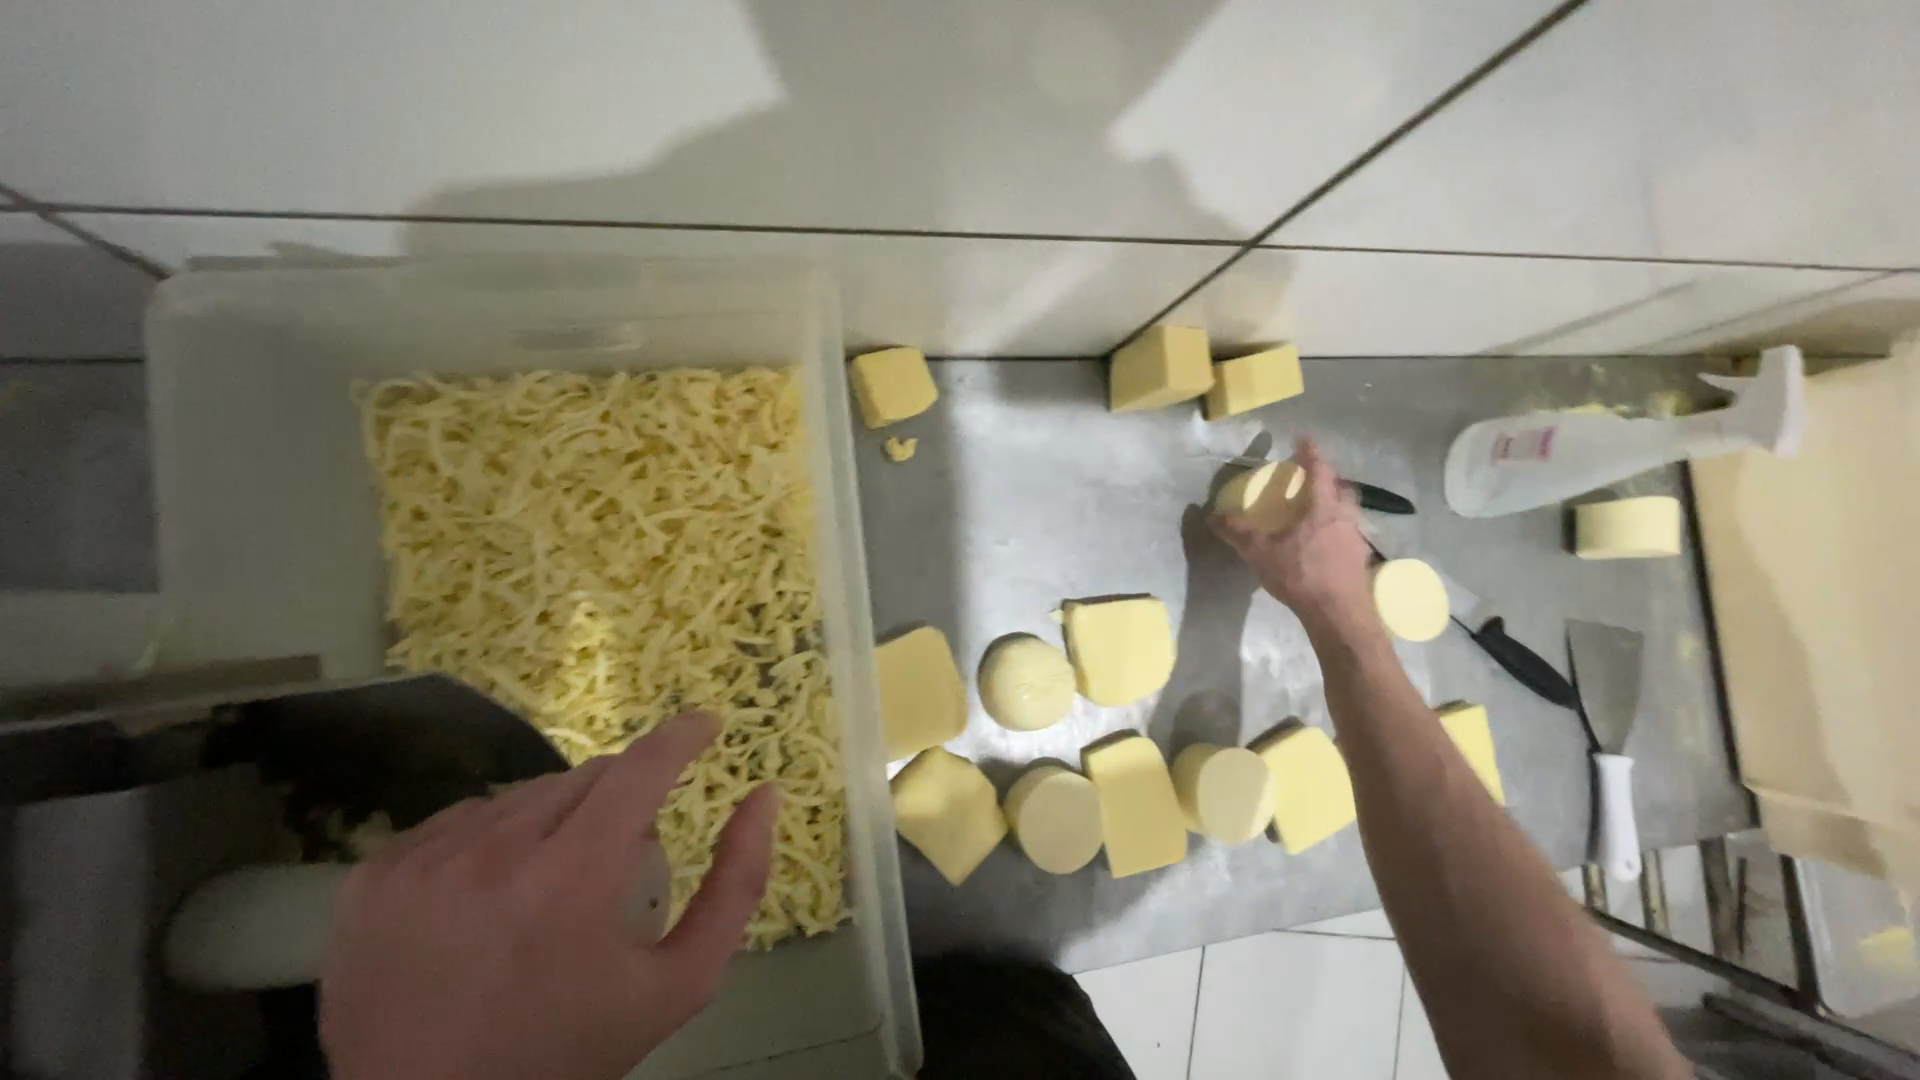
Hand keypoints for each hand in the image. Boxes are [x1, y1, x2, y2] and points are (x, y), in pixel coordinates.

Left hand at [320, 712, 778, 1079]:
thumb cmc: (567, 1050)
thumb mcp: (680, 983)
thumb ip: (737, 885)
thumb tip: (764, 797)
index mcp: (574, 876)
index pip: (642, 766)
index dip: (682, 735)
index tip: (706, 725)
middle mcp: (494, 850)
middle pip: (588, 777)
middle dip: (623, 797)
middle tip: (622, 855)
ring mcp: (426, 858)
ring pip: (527, 793)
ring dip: (561, 816)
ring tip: (554, 881)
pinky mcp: (377, 872)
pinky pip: (464, 817)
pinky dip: (497, 835)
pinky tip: (494, 889)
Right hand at [1211, 437, 1376, 633]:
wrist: (1339, 614)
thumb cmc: (1301, 576)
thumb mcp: (1261, 554)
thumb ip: (1238, 533)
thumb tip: (1213, 516)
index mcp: (1322, 508)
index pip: (1319, 470)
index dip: (1311, 454)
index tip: (1304, 440)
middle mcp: (1345, 517)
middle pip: (1342, 489)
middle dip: (1329, 479)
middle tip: (1313, 479)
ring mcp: (1357, 539)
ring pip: (1349, 512)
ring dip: (1336, 505)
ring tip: (1319, 511)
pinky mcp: (1360, 560)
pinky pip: (1350, 534)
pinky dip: (1338, 530)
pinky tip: (1325, 543)